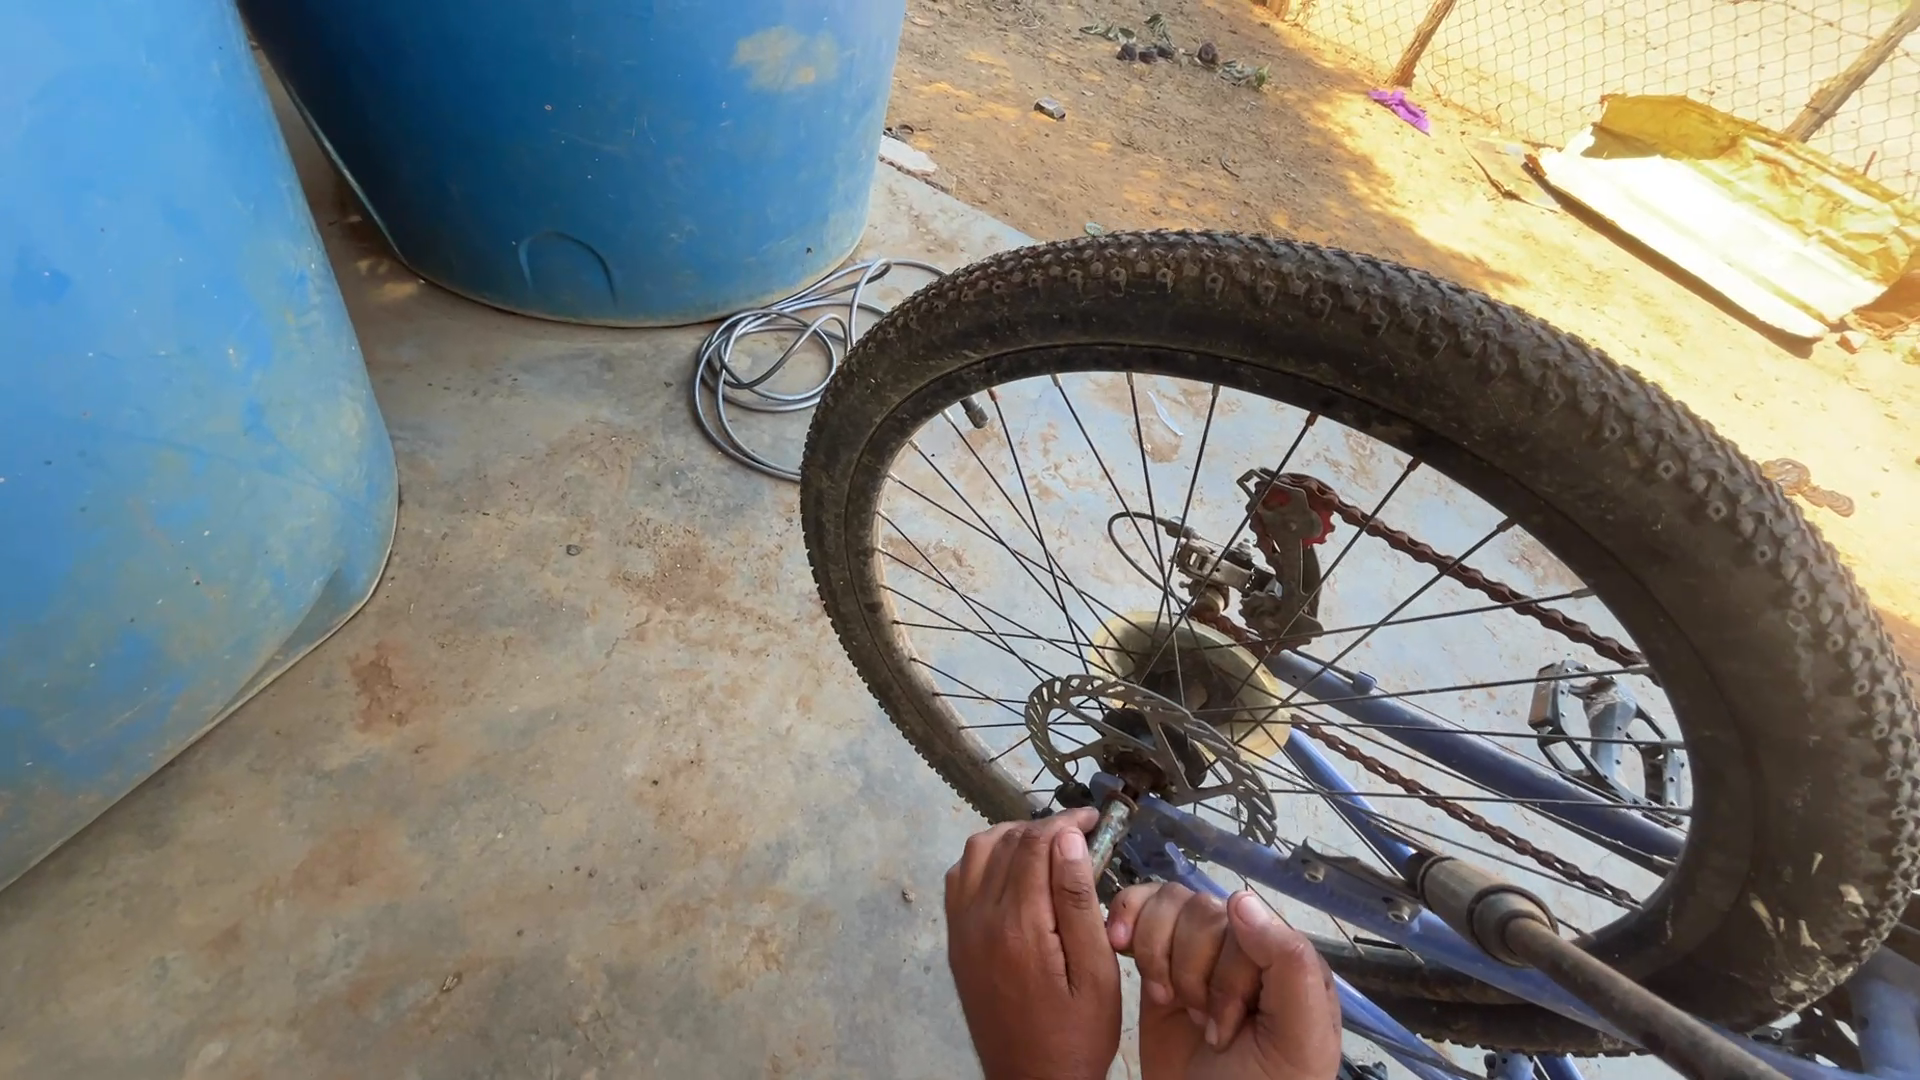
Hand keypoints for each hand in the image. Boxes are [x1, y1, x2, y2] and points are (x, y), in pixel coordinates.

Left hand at [945, 809, 1120, 1079]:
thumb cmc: (1077, 1034)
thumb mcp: (1097, 973)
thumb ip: (1079, 901)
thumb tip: (1068, 838)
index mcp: (1019, 925)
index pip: (1036, 843)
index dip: (1066, 822)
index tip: (1092, 818)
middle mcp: (980, 917)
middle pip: (1008, 841)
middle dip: (1045, 828)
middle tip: (1077, 835)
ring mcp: (961, 926)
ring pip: (978, 850)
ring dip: (1012, 837)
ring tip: (1047, 847)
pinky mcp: (954, 938)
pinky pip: (960, 875)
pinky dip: (985, 858)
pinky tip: (1012, 871)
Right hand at [1108, 884, 1341, 1079]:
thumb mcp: (1296, 1044)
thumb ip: (1290, 967)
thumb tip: (1239, 898)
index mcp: (1288, 959)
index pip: (1245, 924)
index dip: (1224, 975)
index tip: (1224, 1030)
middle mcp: (1243, 942)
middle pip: (1201, 911)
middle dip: (1190, 973)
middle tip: (1199, 1024)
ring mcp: (1196, 945)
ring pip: (1167, 903)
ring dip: (1157, 954)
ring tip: (1167, 1001)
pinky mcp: (1157, 951)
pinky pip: (1137, 904)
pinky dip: (1126, 919)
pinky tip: (1121, 947)